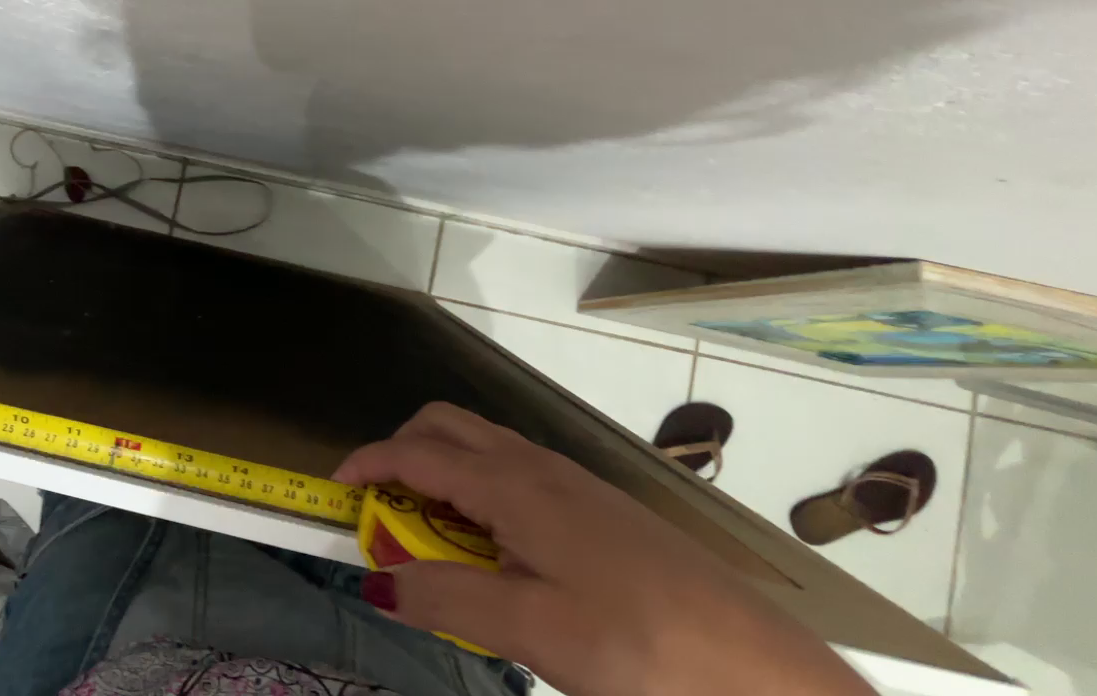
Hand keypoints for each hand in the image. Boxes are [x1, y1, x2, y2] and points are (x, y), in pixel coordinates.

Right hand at [334, 403, 872, 695]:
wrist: (763, 671)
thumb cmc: (641, 647)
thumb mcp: (533, 632)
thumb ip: (447, 598)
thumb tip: (375, 582)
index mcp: (514, 485)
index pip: (417, 452)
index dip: (368, 463)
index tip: (333, 492)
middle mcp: (537, 466)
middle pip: (445, 426)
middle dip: (399, 453)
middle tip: (382, 513)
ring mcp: (570, 481)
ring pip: (481, 446)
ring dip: (438, 471)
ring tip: (430, 536)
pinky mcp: (594, 505)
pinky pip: (511, 471)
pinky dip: (474, 488)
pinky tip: (491, 549)